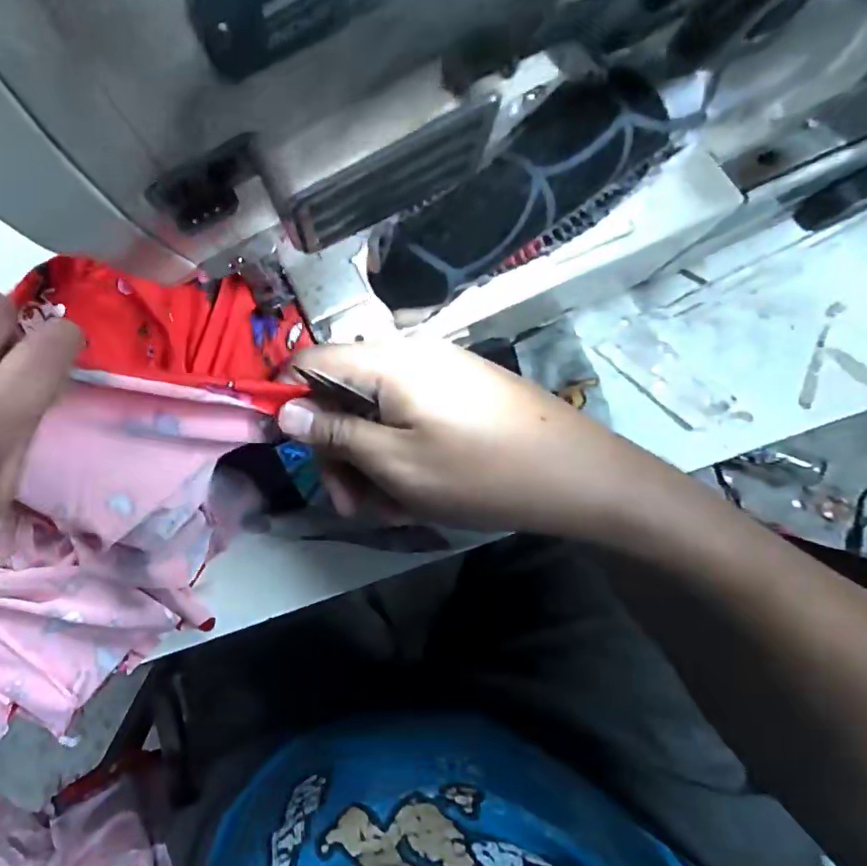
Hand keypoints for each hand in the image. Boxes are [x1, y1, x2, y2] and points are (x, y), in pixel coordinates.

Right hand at [277, 340, 661, 536]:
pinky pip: (407, 418)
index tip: (296, 450)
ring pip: (375, 414)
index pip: (309, 359)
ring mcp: (436, 374)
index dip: (289, 400)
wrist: (580, 475)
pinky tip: (415, 493)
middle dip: (337, 451)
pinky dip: (400, 454)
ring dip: (369, 462)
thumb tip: (286, 411)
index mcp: (385, 361)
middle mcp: (407, 356)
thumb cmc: (479, 471)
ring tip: (390, 509)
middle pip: (342, 393)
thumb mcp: (395, 463)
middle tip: (351, 505)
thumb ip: (334, 435)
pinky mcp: (458, 393)